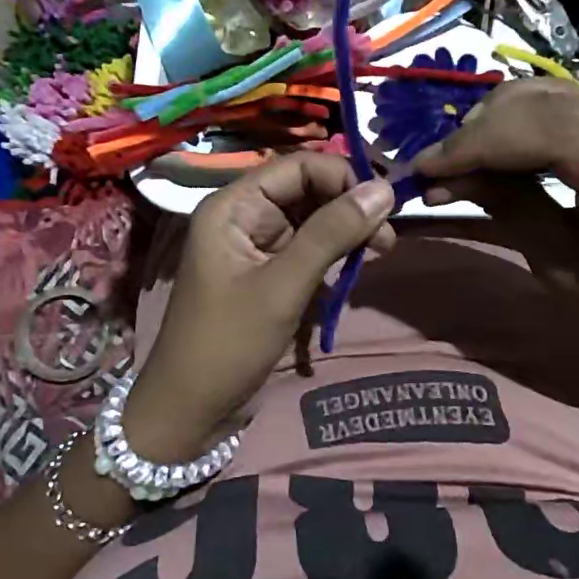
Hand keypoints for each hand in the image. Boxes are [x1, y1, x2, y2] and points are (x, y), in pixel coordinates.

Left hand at [126, 154, 395, 455]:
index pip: (298, 167)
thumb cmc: (228, 344)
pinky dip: (334, 256)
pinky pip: (308, 250)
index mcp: (233, 207)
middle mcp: (244, 217)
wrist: (190, 410)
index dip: (343, 177)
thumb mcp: (283, 286)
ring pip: (313, 221)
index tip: (386, 204)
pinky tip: (357, 269)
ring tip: (382, 252)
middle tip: (388, 238)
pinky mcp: (268, 274)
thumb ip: (332, 234)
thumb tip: (384, 190)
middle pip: (307, 191)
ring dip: (347, 232)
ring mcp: (256, 247)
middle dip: (350, 206)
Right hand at [411, 79, 578, 371]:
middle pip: (565, 108)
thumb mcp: (558, 266)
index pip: (563, 136)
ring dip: (505, 118)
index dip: (487, 141)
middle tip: (438, 160)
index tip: (428, 162)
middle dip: (488, 128)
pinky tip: (500, 142)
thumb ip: (506, 204)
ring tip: (464, 153)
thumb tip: (439, 171)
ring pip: (570, 97)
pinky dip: (531, 119)